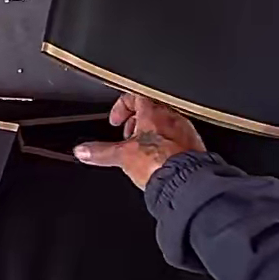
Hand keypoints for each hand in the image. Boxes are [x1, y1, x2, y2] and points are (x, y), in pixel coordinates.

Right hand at [71, 93, 205, 188]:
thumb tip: (83, 151)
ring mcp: (185, 131)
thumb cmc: (159, 163)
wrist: (185, 183)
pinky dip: (167, 145)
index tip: (116, 121)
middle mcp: (172, 117)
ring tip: (142, 149)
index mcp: (153, 112)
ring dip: (152, 133)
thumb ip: (100, 152)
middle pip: (151, 109)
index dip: (121, 107)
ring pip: (166, 124)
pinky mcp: (195, 146)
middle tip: (127, 136)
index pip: (134, 96)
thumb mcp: (121, 156)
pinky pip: (178, 139)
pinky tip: (160, 160)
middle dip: (136, 122)